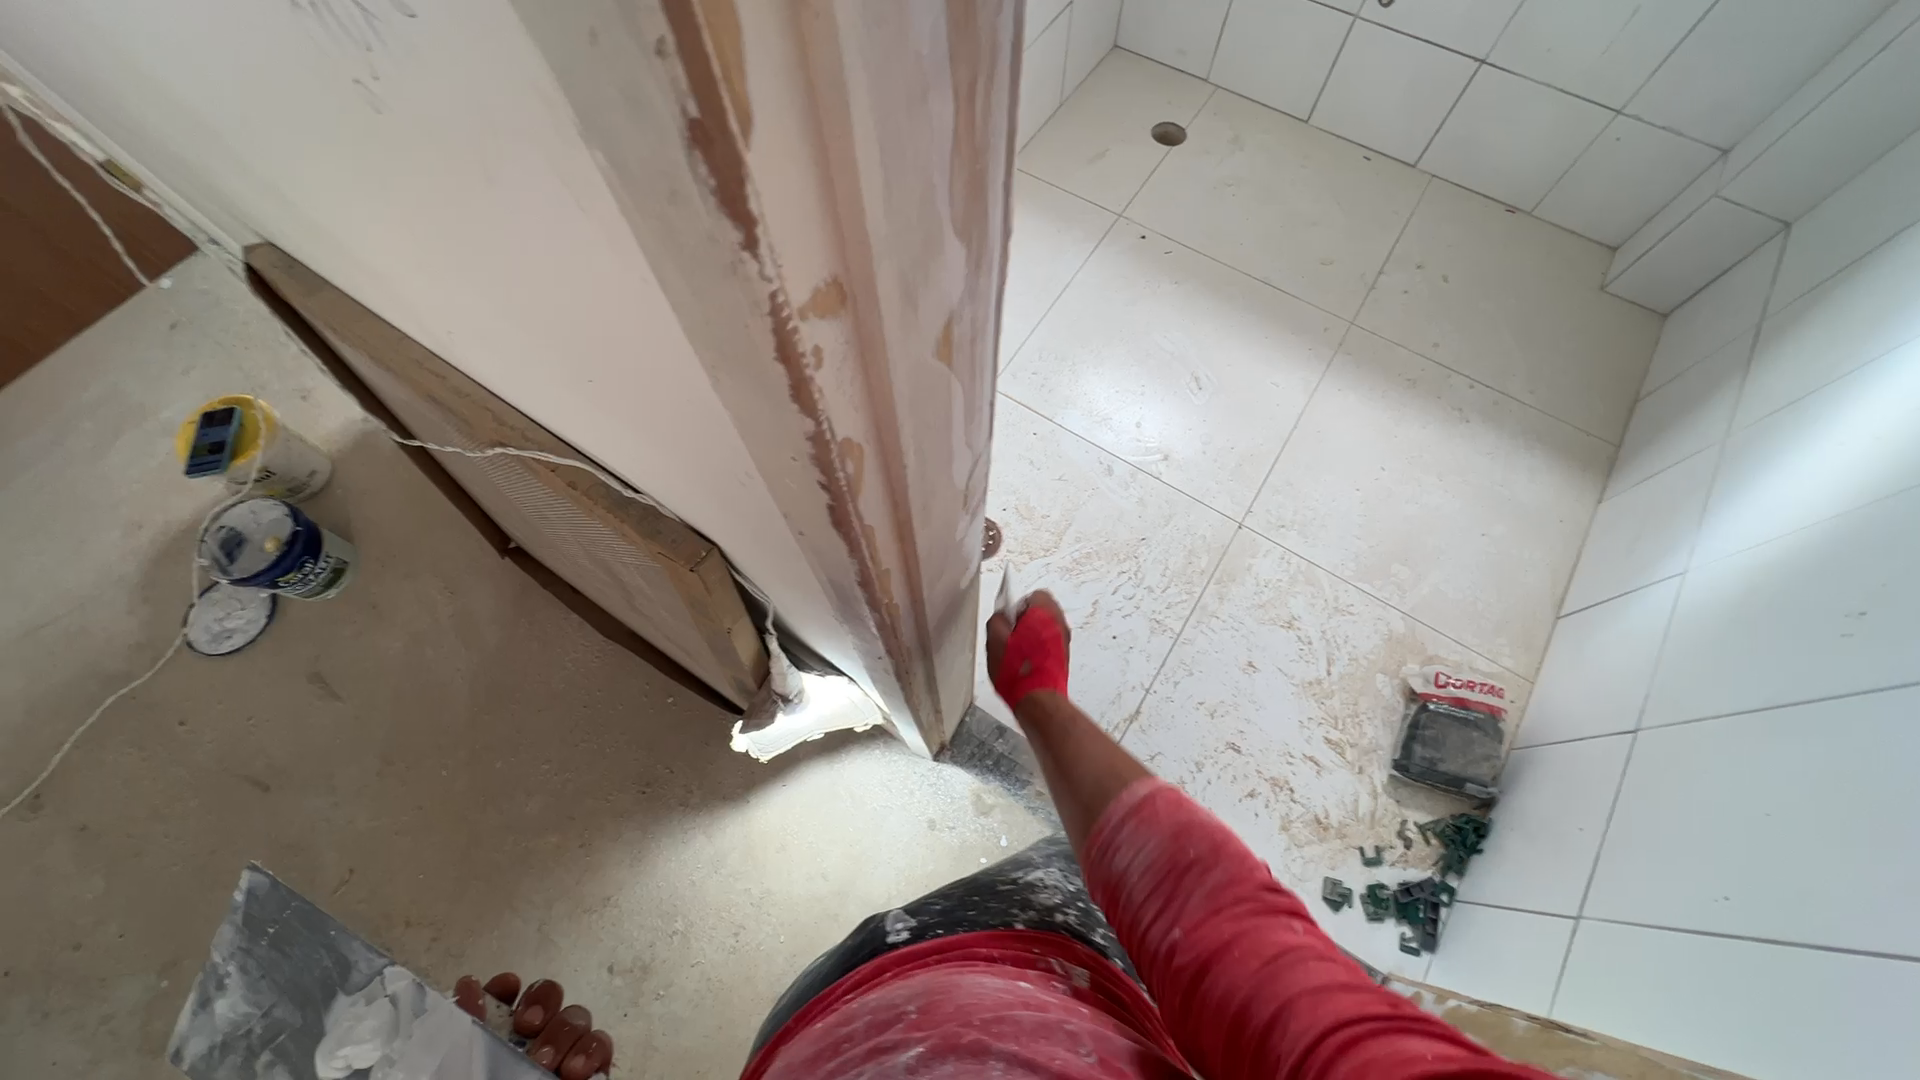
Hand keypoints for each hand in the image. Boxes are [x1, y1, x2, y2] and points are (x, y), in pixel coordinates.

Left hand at [453, 973, 613, 1078]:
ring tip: (552, 1066)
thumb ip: (462, 1039)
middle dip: (545, 1003)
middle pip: (550, 997)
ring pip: (578, 1018)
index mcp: (492, 1044)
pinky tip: (577, 1072)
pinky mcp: (592, 1075)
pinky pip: (603, 1047)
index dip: (507, 987)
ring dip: (567, 1032)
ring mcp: (563, 1059)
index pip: (505, 998)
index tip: (504, 990)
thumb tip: (466, 987)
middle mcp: (530, 1045)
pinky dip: (595, 1052)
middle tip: (529, 1027)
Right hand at [986, 589, 1070, 708]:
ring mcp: (1064, 641)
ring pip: (1046, 628)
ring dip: (1032, 634)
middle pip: (1042, 611)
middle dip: (1025, 619)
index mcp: (1044, 613)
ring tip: (1016, 651)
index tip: (1008, 618)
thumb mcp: (994, 640)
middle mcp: (1059, 624)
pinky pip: (1049, 643)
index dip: (1018, 605)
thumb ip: (996, 620)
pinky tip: (1024, 662)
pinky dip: (1038, 648)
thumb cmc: (1019, 671)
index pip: (1035, 595)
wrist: (1038, 699)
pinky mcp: (1064, 657)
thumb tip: (1000, 618)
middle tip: (1010, 633)